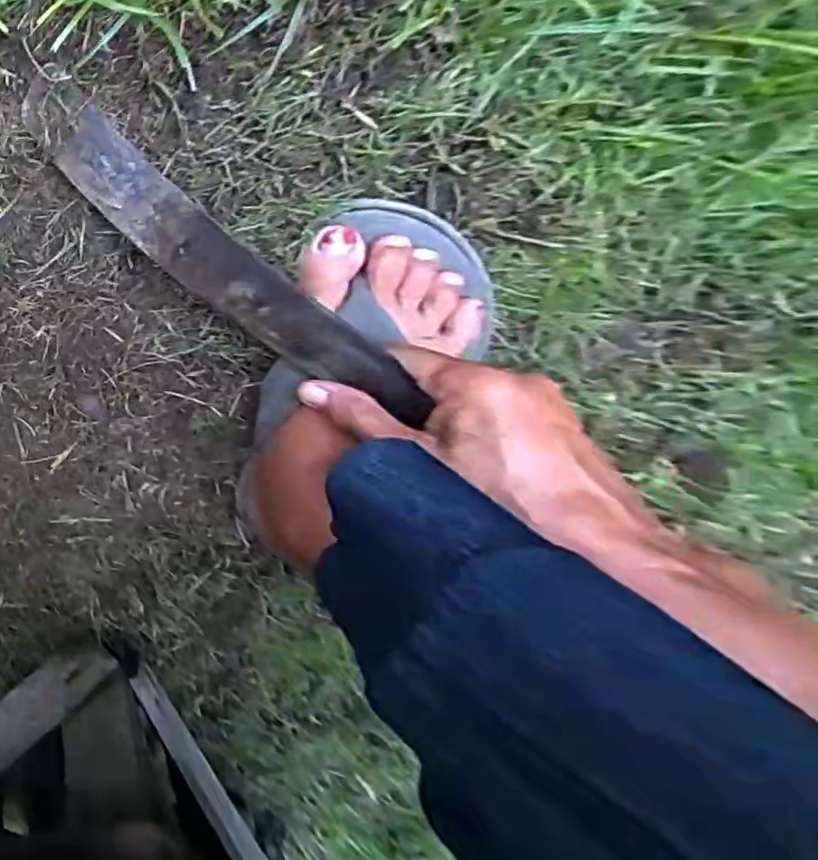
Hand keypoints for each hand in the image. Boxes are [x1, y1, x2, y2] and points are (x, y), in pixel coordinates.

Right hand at [297, 349, 661, 555]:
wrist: (603, 559)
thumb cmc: (493, 502)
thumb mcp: (412, 458)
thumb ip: (360, 417)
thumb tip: (310, 387)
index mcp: (479, 380)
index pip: (404, 356)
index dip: (368, 375)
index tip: (345, 399)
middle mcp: (519, 380)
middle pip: (440, 380)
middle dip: (407, 404)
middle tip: (384, 439)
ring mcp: (550, 406)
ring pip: (472, 401)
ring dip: (443, 422)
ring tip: (424, 460)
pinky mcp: (567, 433)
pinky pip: (503, 420)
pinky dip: (476, 436)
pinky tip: (468, 472)